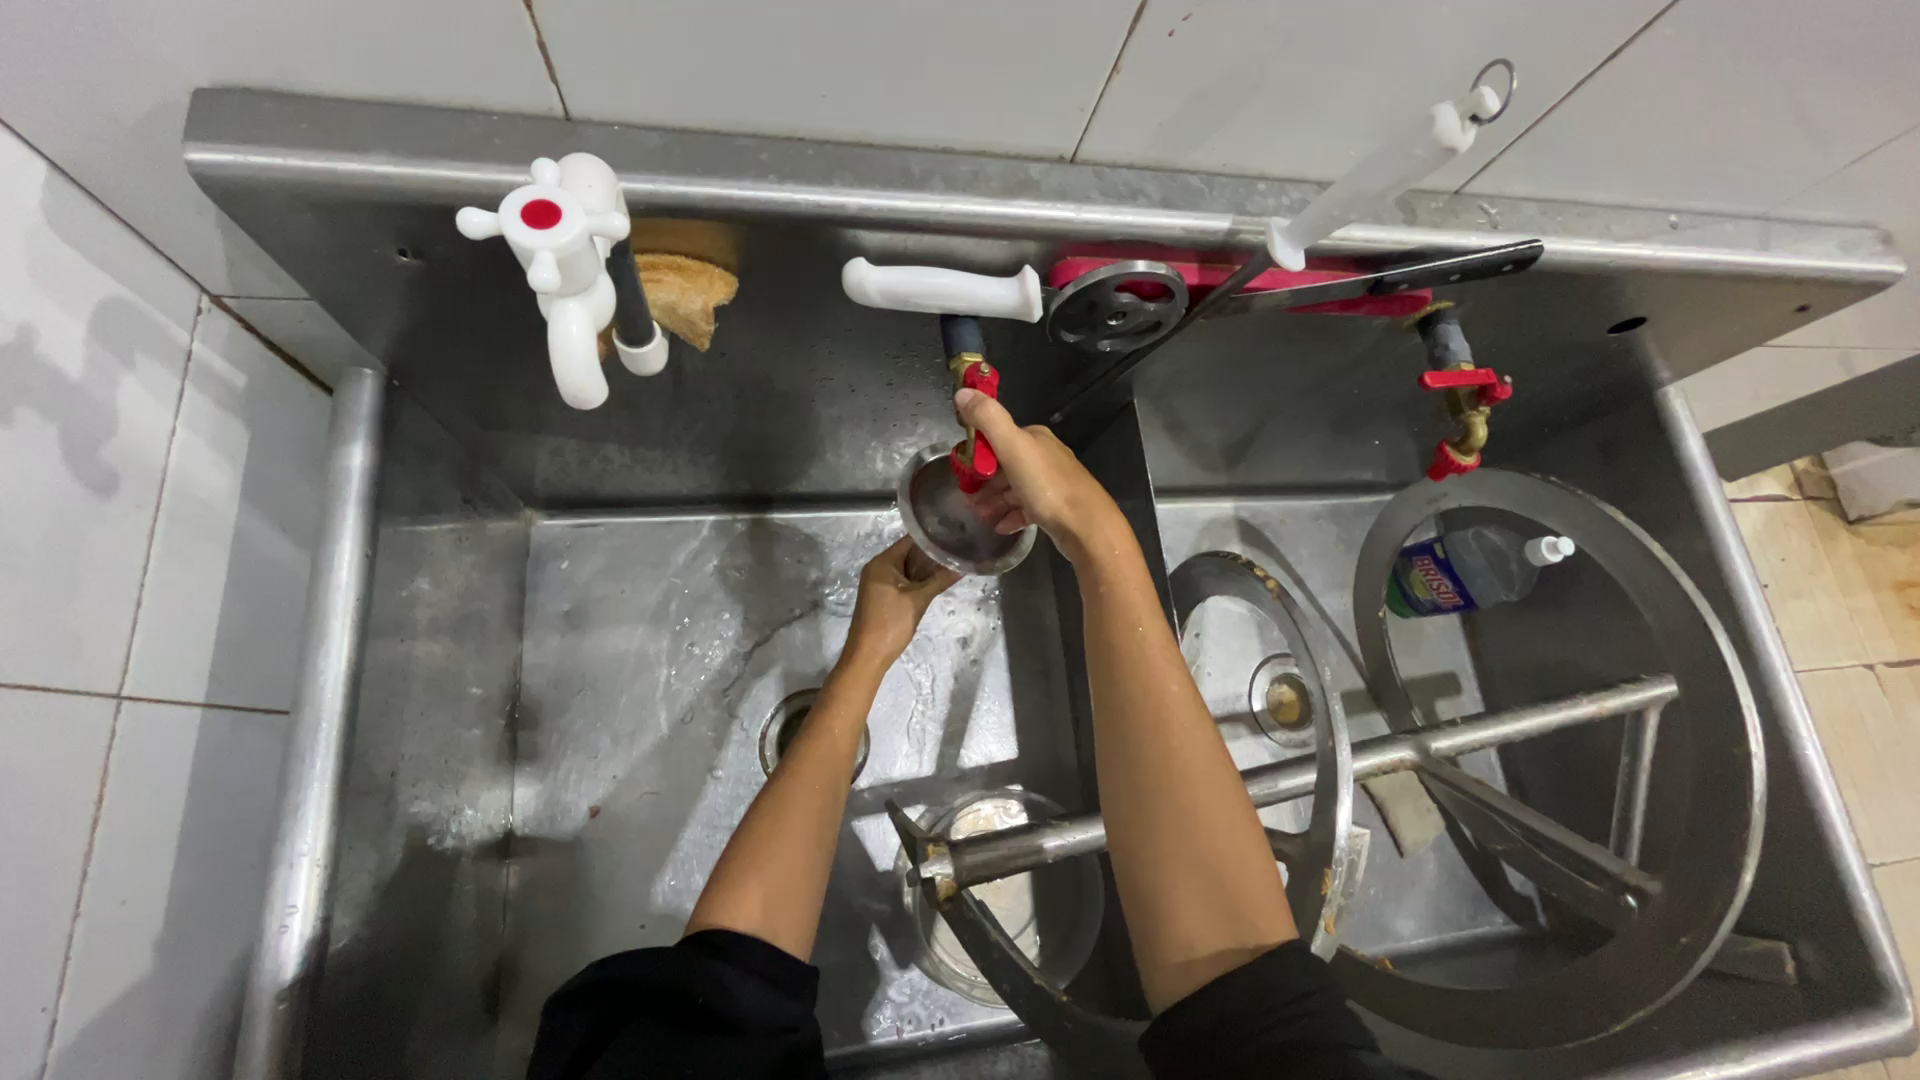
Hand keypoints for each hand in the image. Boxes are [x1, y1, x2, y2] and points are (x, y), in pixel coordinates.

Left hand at [841, 537, 960, 670]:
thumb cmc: (890, 624)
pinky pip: (902, 580)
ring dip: (926, 568)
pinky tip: (936, 581)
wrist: (867, 655)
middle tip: (957, 551)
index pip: (910, 540)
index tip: (954, 535)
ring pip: (907, 568)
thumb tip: (963, 565)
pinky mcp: (882, 594)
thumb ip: (940, 580)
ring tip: (952, 564)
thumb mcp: (918, 600)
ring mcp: (879, 581)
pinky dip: (918, 580)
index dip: (931, 538)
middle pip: (908, 553)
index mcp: (882, 562)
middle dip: (931, 554)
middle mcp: (878, 567)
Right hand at [954, 388, 1130, 565]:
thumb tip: (963, 391)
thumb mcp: (1014, 447)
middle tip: (968, 501)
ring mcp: (1051, 483)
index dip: (977, 455)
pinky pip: (1027, 509)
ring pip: (1014, 489)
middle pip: (1004, 466)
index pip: (998, 439)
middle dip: (984, 483)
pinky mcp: (1056, 508)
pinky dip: (1011, 516)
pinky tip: (1000, 527)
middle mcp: (1044, 456)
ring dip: (994, 502)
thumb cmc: (1048, 486)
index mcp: (1034, 438)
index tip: (962, 474)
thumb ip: (988, 419)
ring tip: (980, 517)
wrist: (1086, 526)